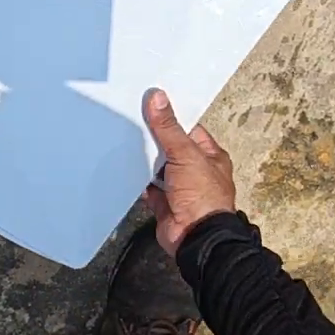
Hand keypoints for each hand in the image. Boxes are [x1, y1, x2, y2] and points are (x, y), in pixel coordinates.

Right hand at [141, 88, 236, 256]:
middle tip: (133, 121)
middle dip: (155, 139)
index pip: (189, 130)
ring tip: (125, 140)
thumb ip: (169, 128)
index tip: (152, 106)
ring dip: (145, 160)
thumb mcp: (185, 154)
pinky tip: (125, 168)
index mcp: (210, 156)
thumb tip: (158, 98)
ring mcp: (179, 188)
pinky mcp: (164, 203)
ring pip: (158, 168)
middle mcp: (196, 171)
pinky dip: (139, 181)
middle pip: (171, 148)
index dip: (172, 118)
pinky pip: (148, 187)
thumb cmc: (202, 196)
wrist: (195, 236)